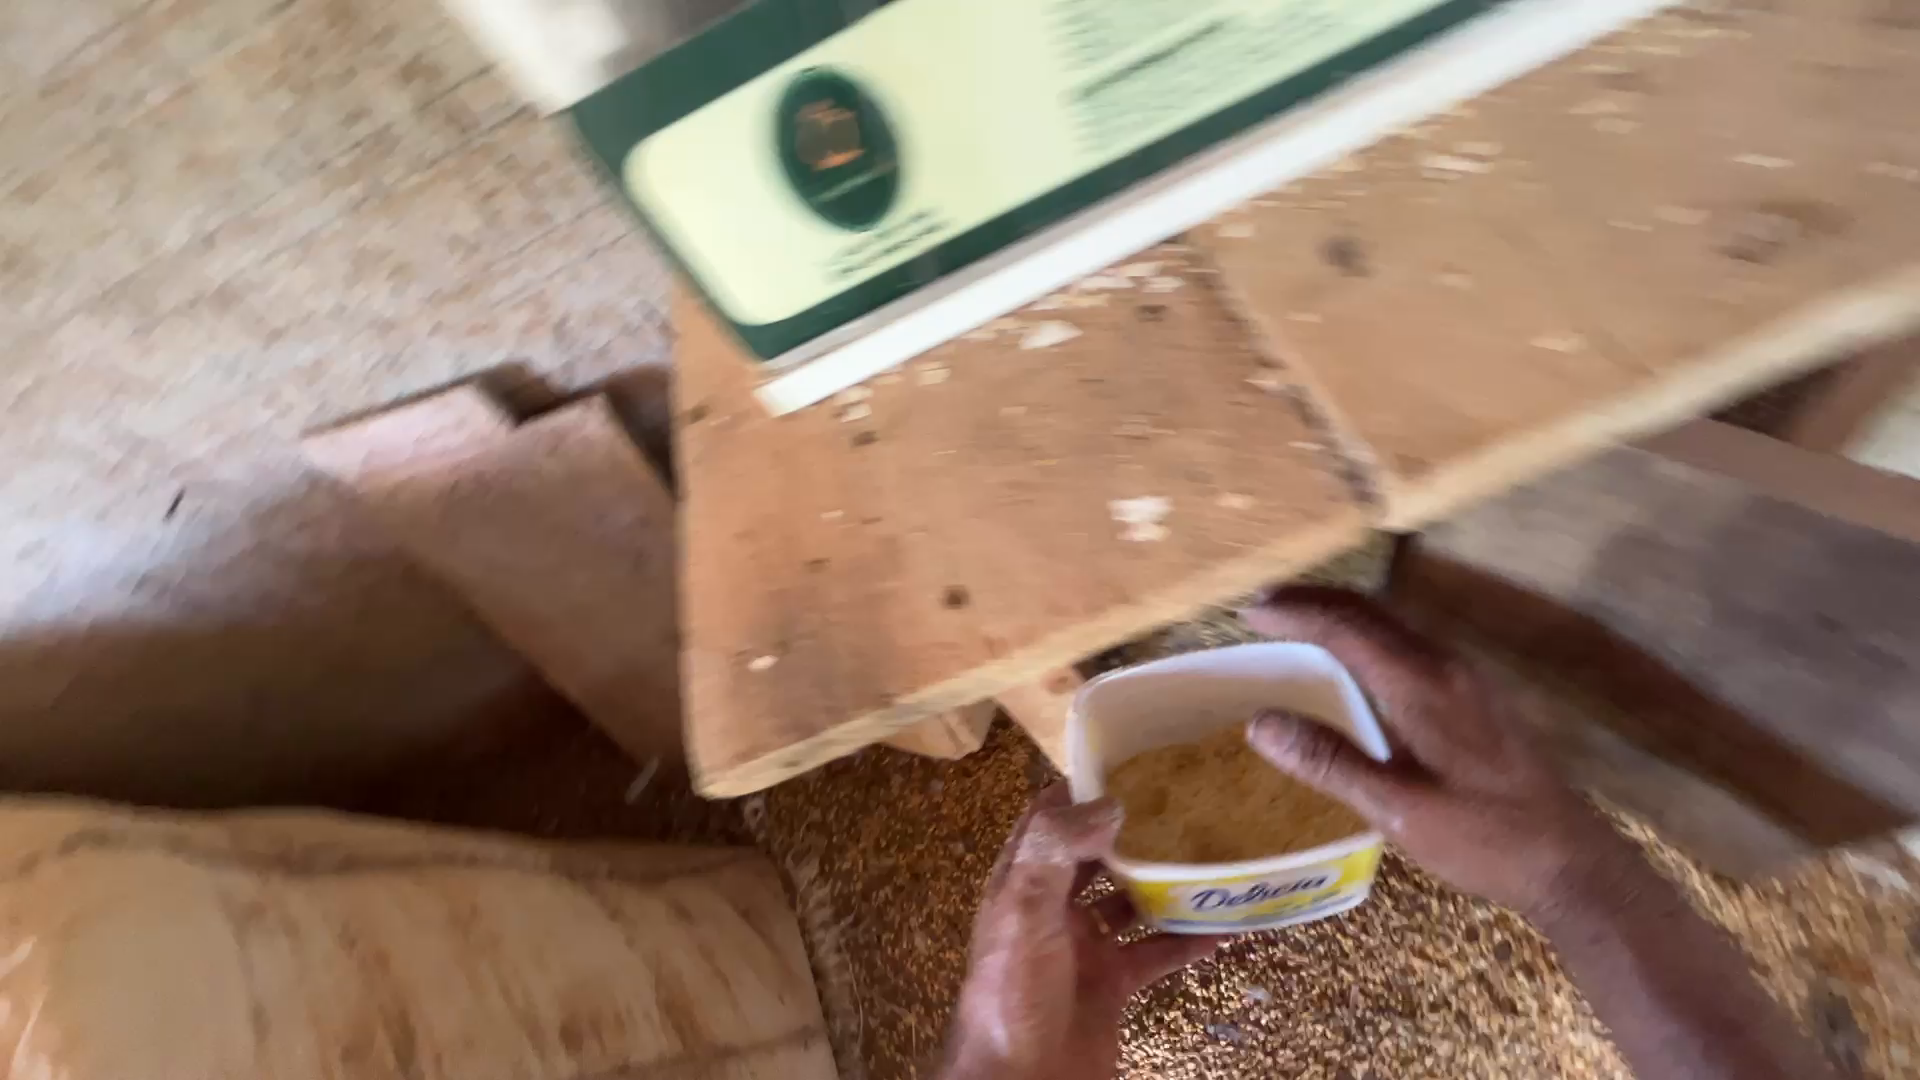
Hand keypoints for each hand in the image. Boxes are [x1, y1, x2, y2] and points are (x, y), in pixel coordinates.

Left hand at [940, 785, 1221, 1079]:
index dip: (1082, 790)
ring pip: (1130, 900)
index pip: (1050, 817)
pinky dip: (1186, 940)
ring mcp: (1085, 944)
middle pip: (1095, 854)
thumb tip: (1110, 800)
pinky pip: (1155, 953)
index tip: (1129, 764)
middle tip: (1183, 804)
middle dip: (1132, 831)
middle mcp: (1054, 904)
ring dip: (1164, 882)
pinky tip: (1222, 926)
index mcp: (1023, 876)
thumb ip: (1057, 848)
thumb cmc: (1014, 987)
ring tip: (1208, 856)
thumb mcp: (1024, 906)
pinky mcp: (1112, 984)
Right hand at [1241, 586, 1636, 919]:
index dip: (1293, 614)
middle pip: (1368, 609)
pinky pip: (1401, 639)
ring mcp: (1462, 675)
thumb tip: (1258, 722)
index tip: (1248, 615)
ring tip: (1292, 623)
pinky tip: (1345, 657)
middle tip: (1260, 609)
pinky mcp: (1469, 692)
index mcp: (1423, 684)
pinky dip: (1359, 632)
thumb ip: (1328, 762)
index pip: (1346, 627)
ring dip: (1335, 612)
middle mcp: (1443, 664)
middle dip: (1309, 600)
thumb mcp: (1397, 809)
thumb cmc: (1484, 838)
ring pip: (1388, 620)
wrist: (1576, 866)